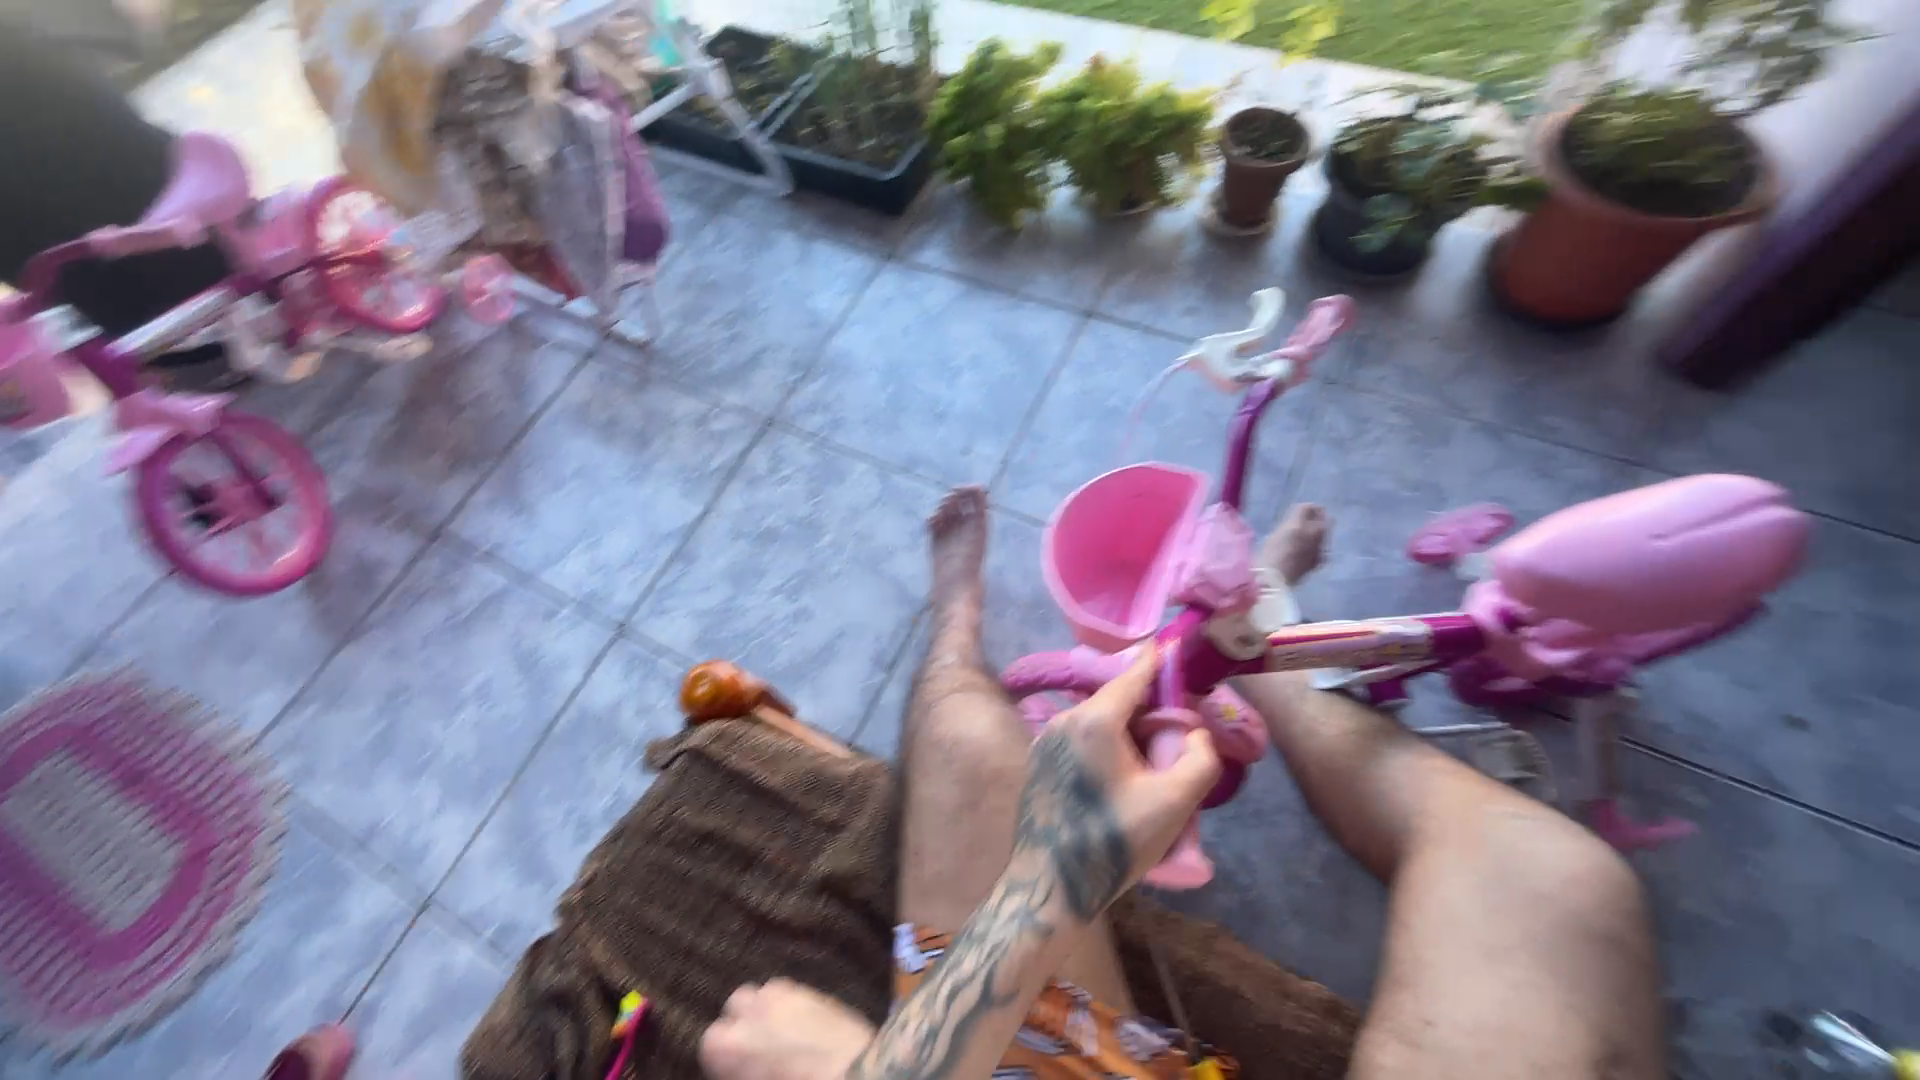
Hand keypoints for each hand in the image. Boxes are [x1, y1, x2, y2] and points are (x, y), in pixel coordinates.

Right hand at [700, 979, 876, 1079]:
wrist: (852, 1074)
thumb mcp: (757, 1079)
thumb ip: (744, 1071)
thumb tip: (745, 1068)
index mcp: (730, 1046)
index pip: (711, 1041)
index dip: (723, 1054)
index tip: (734, 1066)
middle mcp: (751, 1013)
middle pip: (736, 1005)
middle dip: (743, 1020)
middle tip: (757, 1045)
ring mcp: (781, 995)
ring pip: (762, 992)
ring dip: (766, 1007)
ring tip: (779, 1031)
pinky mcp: (809, 989)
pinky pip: (790, 990)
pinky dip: (789, 1002)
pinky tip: (801, 1022)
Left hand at [1018, 643, 1221, 918]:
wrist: (1049, 883)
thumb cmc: (1112, 841)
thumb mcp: (1173, 803)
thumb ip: (1199, 760)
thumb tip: (1196, 734)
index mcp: (1093, 721)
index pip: (1131, 678)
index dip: (1155, 661)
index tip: (1170, 642)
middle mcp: (1064, 720)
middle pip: (1115, 700)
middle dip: (1147, 705)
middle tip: (1176, 721)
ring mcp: (1045, 742)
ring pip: (1096, 721)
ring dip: (1126, 728)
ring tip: (1154, 753)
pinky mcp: (1039, 763)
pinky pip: (1080, 739)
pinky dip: (1105, 742)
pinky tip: (1123, 771)